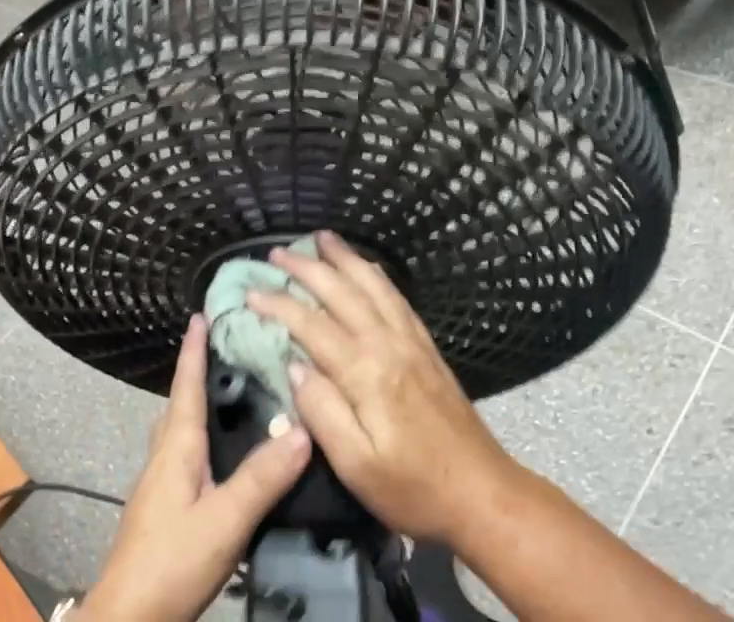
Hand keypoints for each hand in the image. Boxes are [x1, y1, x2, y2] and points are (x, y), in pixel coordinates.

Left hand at [77, 315, 311, 621]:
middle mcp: (164, 457)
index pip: (186, 387)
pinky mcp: (164, 509)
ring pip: (179, 430)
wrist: (129, 617)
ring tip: (229, 394)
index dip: (193, 351)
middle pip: (179, 404)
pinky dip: (201, 438)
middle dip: (197, 373)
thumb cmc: (172, 560)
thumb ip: (262, 477)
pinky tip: (222, 455)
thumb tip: (302, 427)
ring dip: (197, 405)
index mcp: (176, 449)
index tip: (198, 314)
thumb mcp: (225, 519)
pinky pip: (184, 455)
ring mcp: (160, 485)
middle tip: (225, 348)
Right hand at [247, 231, 516, 544]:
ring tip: (322, 238)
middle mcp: (389, 345)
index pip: (311, 325)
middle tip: (277, 252)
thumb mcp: (357, 465)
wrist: (484, 495)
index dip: (278, 305)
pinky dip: (377, 276)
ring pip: (374, 286)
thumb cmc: (413, 489)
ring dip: (345, 259)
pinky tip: (368, 269)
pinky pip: (397, 299)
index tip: (250, 292)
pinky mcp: (428, 350)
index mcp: (366, 373)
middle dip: (307, 268)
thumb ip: (322, 412)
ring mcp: (412, 344)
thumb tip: (294, 365)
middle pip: (343, 293)